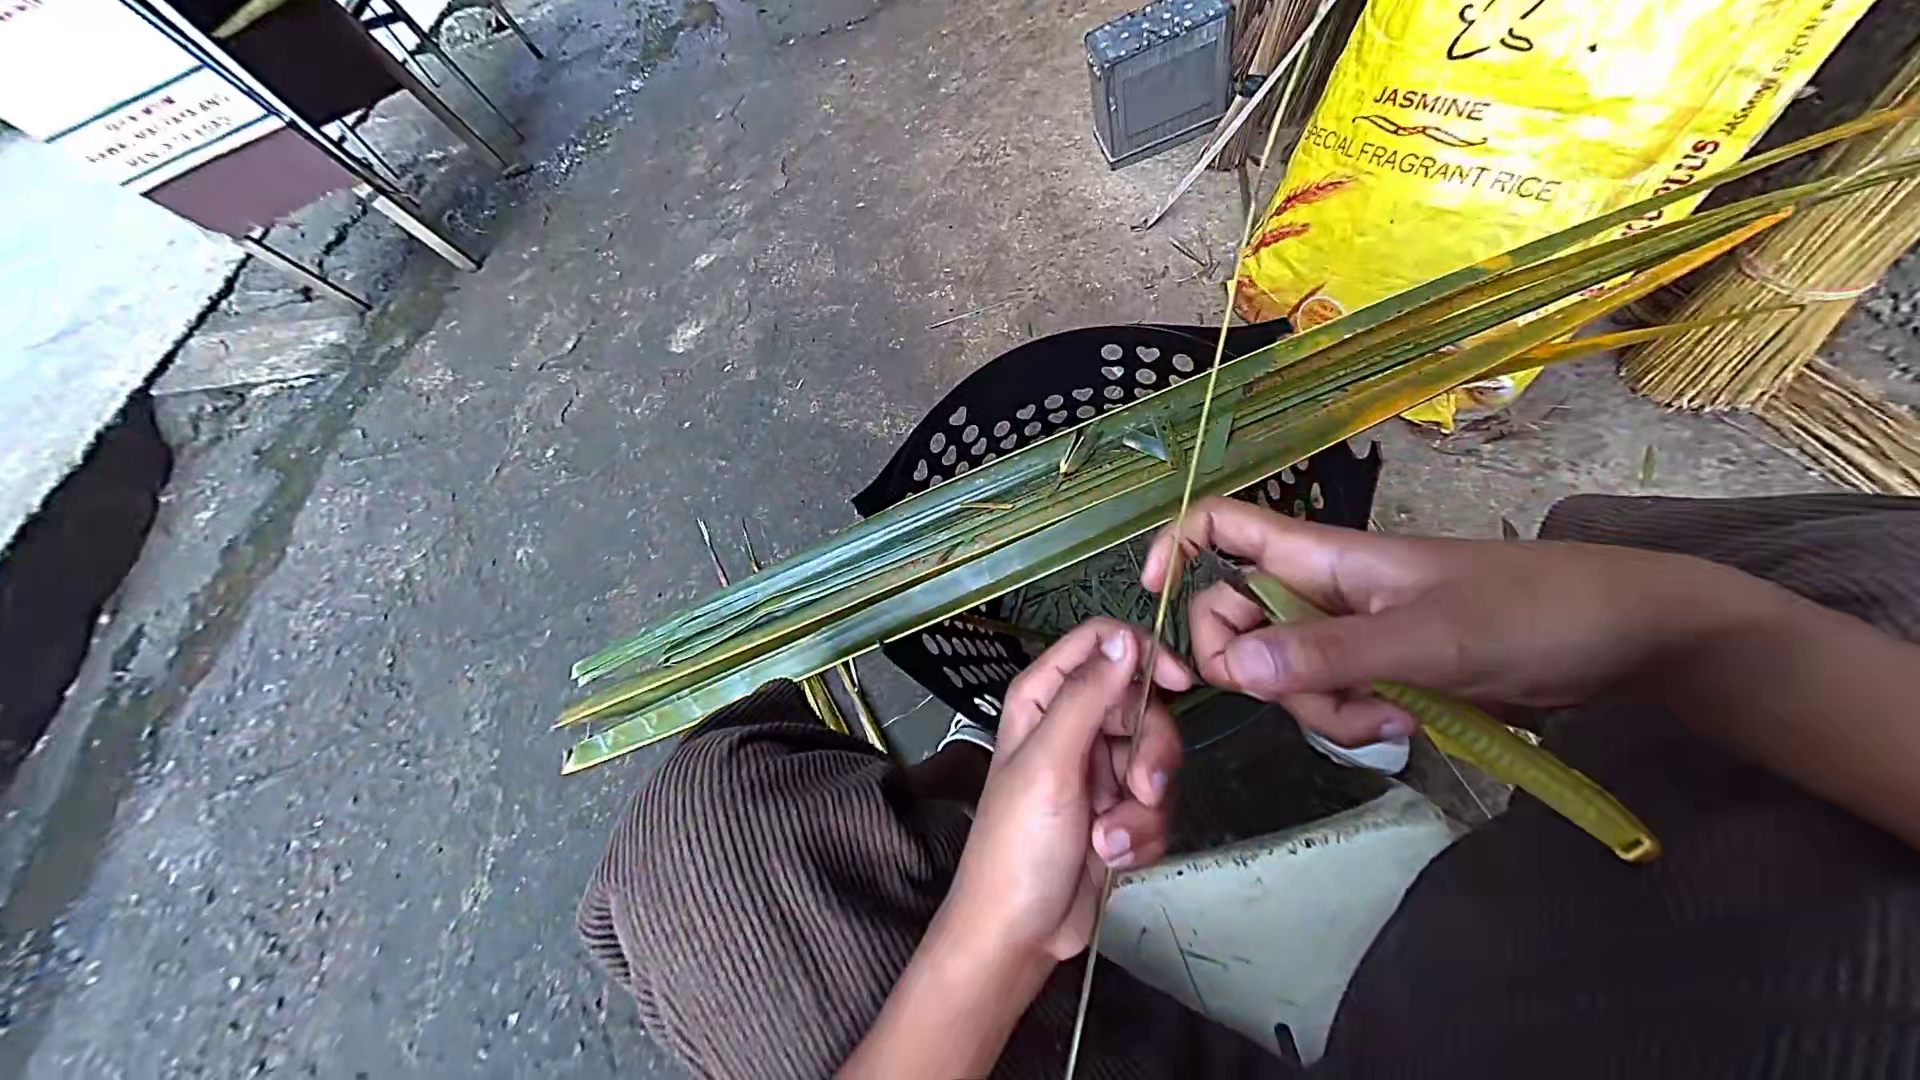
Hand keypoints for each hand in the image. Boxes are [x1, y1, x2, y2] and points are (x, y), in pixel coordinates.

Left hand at [941, 618, 1191, 962]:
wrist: (1021, 932)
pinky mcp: (1117, 804)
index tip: (1178, 682)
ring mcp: (1096, 764)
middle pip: (1140, 702)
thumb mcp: (1050, 763)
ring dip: (1142, 806)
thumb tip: (1124, 638)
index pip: (1100, 643)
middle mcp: (1072, 721)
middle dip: (1151, 752)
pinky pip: (1155, 800)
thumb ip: (1087, 696)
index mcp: (1044, 696)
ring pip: (1155, 756)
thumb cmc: (1018, 843)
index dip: (1142, 652)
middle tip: (1142, 790)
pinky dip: (1142, 831)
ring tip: (1111, 838)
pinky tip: (1113, 854)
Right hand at [1140, 497, 1776, 746]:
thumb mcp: (1429, 636)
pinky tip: (1403, 724)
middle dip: (1251, 668)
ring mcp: (1334, 634)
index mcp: (1313, 558)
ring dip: (1313, 707)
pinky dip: (1344, 721)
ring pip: (1272, 672)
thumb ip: (1327, 653)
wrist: (1627, 641)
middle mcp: (1309, 592)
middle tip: (1300, 691)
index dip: (1174, 547)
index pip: (1218, 525)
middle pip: (1229, 620)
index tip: (1152, 595)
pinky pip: (1316, 699)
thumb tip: (1227, 671)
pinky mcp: (1362, 671)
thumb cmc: (1531, 610)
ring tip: (1388, 717)